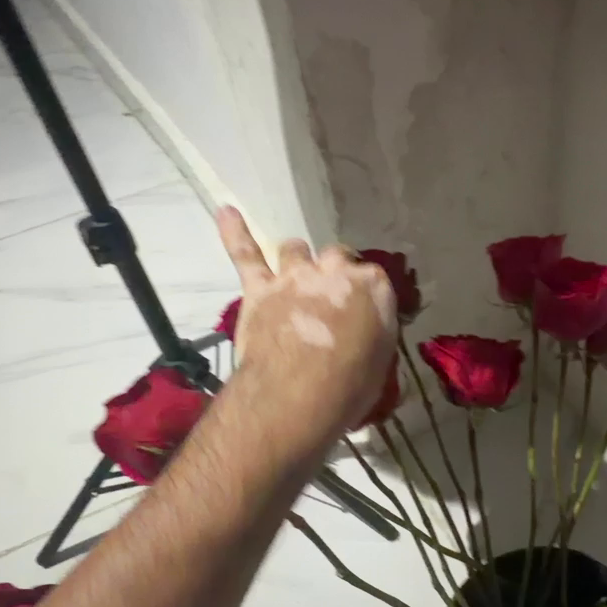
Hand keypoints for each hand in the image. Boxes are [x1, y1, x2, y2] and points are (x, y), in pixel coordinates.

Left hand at [217, 207, 396, 448]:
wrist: (299, 394)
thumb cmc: (351, 387)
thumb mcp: (381, 364)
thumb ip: (375, 339)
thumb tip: (371, 339)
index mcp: (374, 288)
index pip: (374, 277)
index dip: (365, 294)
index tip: (362, 311)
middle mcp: (336, 271)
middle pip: (336, 256)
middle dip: (333, 272)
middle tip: (329, 297)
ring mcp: (295, 276)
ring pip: (295, 250)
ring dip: (296, 260)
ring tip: (294, 276)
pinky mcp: (260, 289)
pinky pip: (245, 252)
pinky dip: (234, 232)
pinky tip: (225, 212)